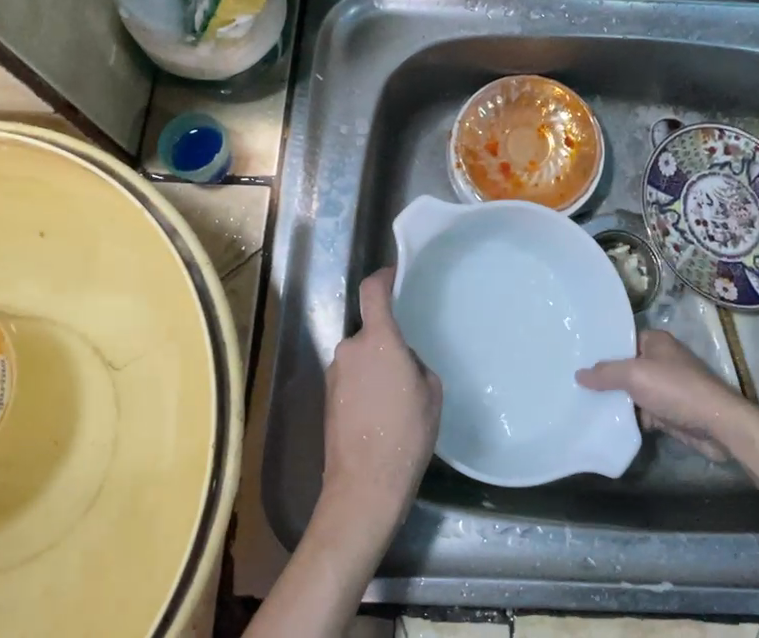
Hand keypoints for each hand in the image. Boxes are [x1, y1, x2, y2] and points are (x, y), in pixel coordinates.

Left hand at [320, 268, 441, 536]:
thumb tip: (402, 359)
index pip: (373, 292)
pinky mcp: (328, 397)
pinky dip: (366, 385)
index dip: (384, 277)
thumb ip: (415, 362)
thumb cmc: (407, 434)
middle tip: (411, 364)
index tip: (396, 274)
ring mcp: (335, 373)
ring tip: (398, 396)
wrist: (365, 485)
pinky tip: (382, 412)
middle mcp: (350, 349)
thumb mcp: (431, 392)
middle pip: (370, 329)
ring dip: (376, 365)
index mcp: (378, 341)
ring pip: (361, 355)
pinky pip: (352, 376)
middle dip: (388, 339)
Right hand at [576, 329, 746, 460]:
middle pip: (625, 367)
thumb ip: (606, 373)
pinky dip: (627, 418)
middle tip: (571, 382)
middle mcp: (661, 361)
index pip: (622, 340)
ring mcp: (665, 388)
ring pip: (631, 392)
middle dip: (603, 377)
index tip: (574, 356)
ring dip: (614, 400)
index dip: (600, 349)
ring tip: (580, 403)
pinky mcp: (668, 412)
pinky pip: (640, 412)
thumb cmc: (676, 389)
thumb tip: (578, 374)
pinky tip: (603, 423)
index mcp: (656, 342)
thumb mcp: (635, 375)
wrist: (716, 424)